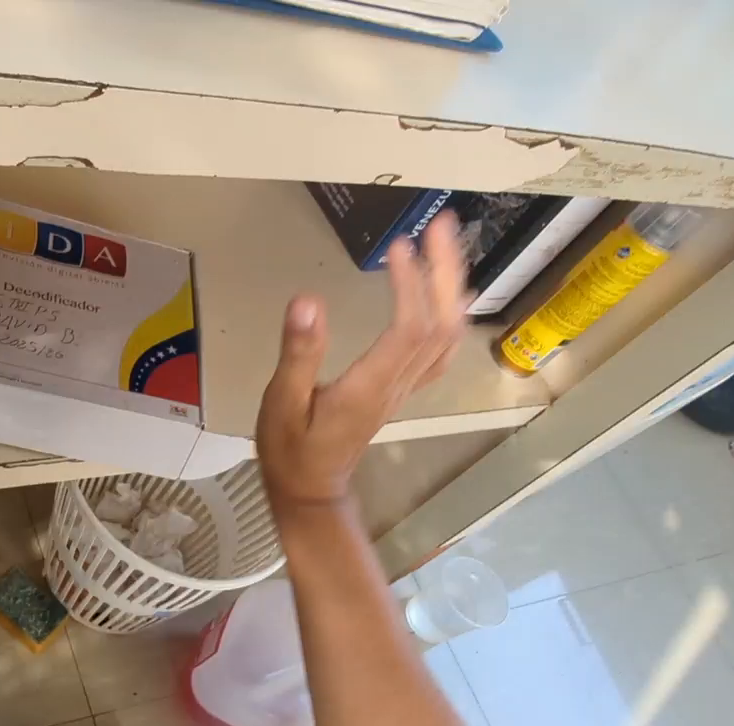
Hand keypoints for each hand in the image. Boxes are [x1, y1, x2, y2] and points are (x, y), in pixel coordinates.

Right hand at [256, 214, 466, 509]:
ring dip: (453, 287)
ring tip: (446, 247)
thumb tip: (307, 300)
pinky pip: (439, 352)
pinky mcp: (400, 392)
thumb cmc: (290, 451)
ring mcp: (402, 390)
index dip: (410, 284)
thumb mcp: (281, 404)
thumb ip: (297, 354)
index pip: (408, 328)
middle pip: (441, 325)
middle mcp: (395, 385)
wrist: (309, 491)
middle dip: (445, 271)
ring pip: (447, 336)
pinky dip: (450, 318)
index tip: (397, 247)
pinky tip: (450, 297)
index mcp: (367, 386)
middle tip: (438, 226)